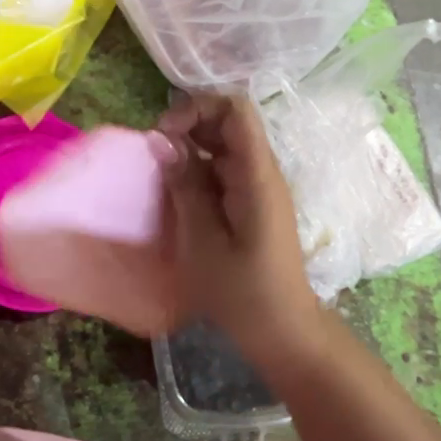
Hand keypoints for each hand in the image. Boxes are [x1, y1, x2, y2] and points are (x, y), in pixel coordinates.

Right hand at [159, 92, 321, 360]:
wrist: (285, 334)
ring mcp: (258, 186)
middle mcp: (262, 170)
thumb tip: (159, 137)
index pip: (235, 108)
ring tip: (161, 174)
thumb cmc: (243, 292)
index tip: (164, 134)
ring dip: (190, 148)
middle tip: (155, 154)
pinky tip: (177, 193)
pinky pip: (223, 167)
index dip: (196, 107)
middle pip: (227, 120)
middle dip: (187, 126)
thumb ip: (184, 184)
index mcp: (257, 174)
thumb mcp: (203, 240)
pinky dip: (197, 170)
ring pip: (223, 143)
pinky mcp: (251, 202)